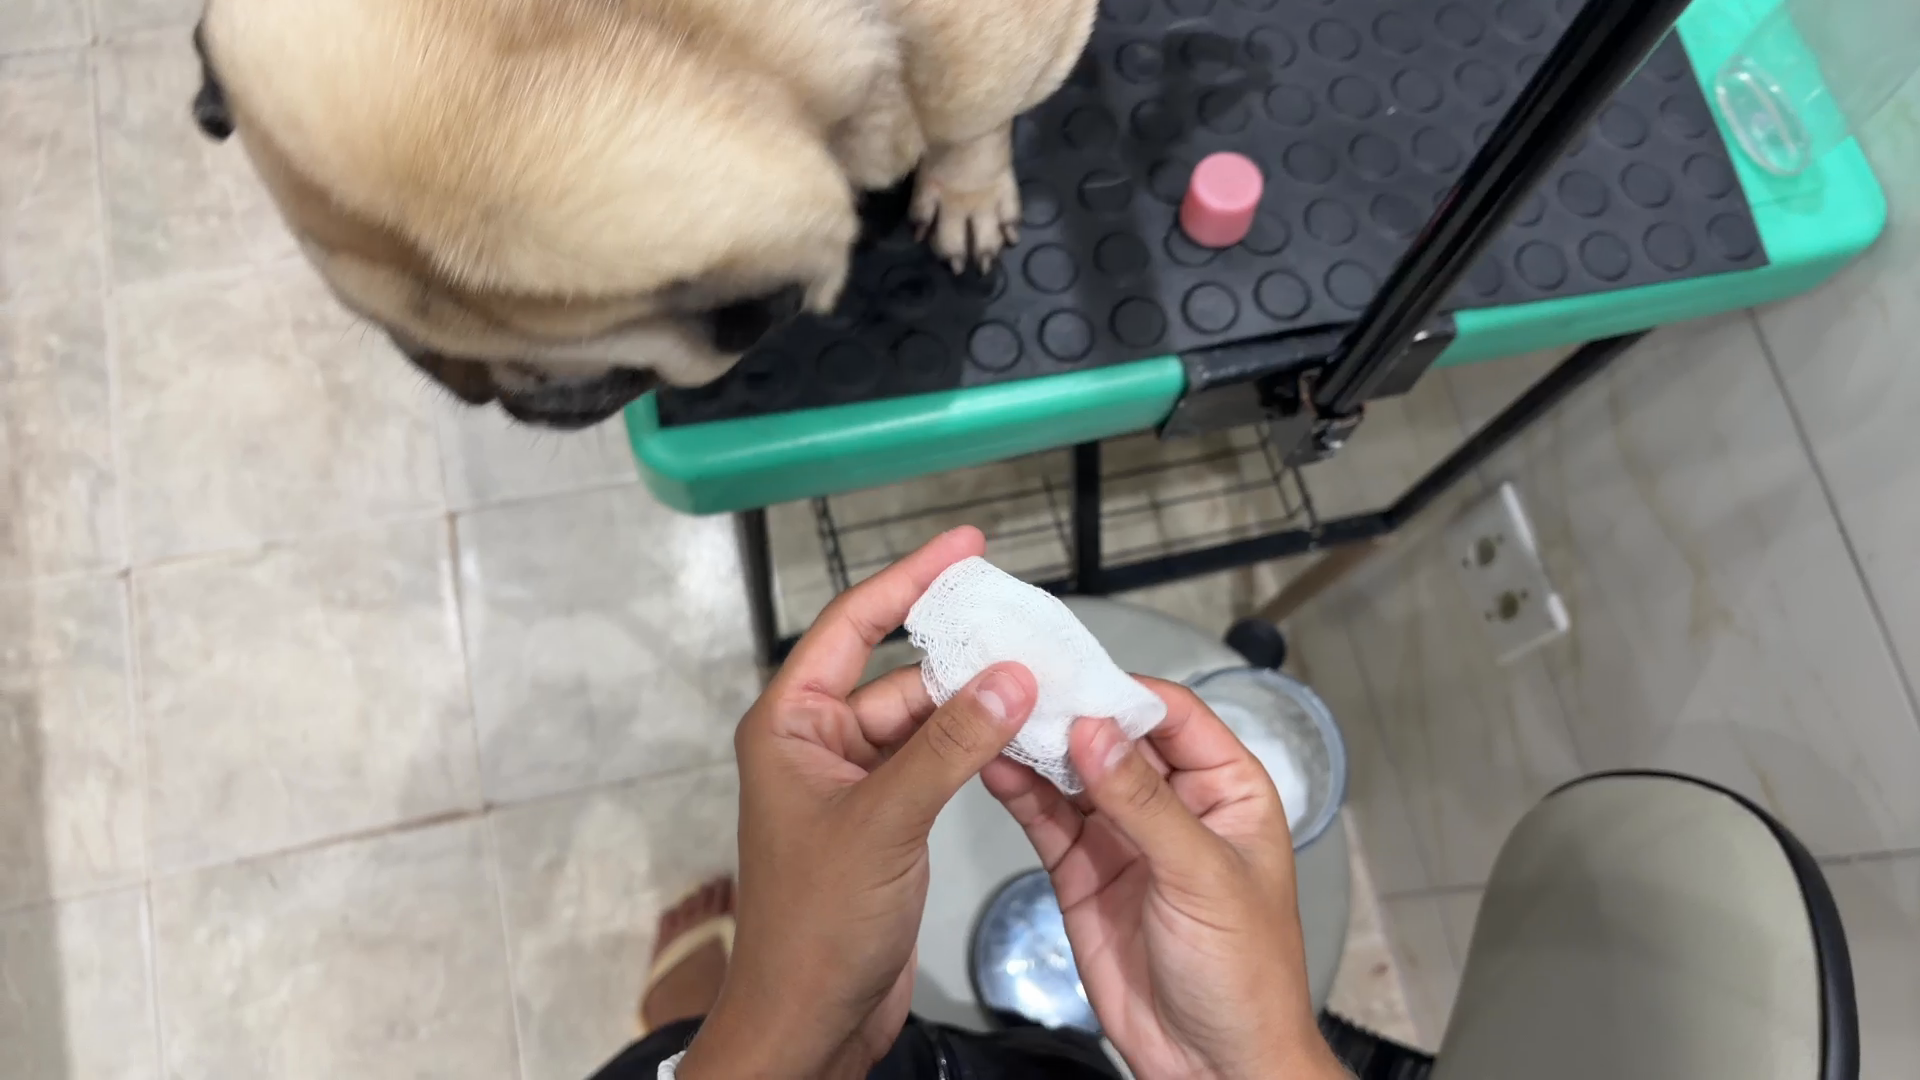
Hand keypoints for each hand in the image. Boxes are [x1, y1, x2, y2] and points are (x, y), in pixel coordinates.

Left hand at [680, 528, 1037, 1079]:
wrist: (811, 1020)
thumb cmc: (818, 922)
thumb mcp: (884, 820)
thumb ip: (948, 744)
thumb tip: (1011, 677)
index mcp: (793, 720)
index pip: (854, 623)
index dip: (908, 578)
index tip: (962, 545)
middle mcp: (823, 736)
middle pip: (898, 669)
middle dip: (957, 648)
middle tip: (1019, 616)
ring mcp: (860, 773)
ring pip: (925, 714)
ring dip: (973, 698)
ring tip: (1035, 670)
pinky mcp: (890, 807)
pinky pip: (937, 754)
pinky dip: (975, 740)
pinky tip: (1017, 724)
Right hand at [982, 681, 1347, 1079]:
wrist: (1208, 1069)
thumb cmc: (1245, 973)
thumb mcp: (1202, 877)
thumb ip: (1144, 803)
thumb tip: (1095, 732)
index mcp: (1221, 787)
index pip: (1172, 715)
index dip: (1124, 692)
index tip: (1075, 676)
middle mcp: (1168, 798)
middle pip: (1114, 735)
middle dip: (1071, 712)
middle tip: (1021, 688)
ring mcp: (1120, 829)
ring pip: (1073, 770)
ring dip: (1038, 746)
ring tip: (997, 719)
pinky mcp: (1081, 861)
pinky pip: (1047, 814)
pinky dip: (1021, 790)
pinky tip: (996, 766)